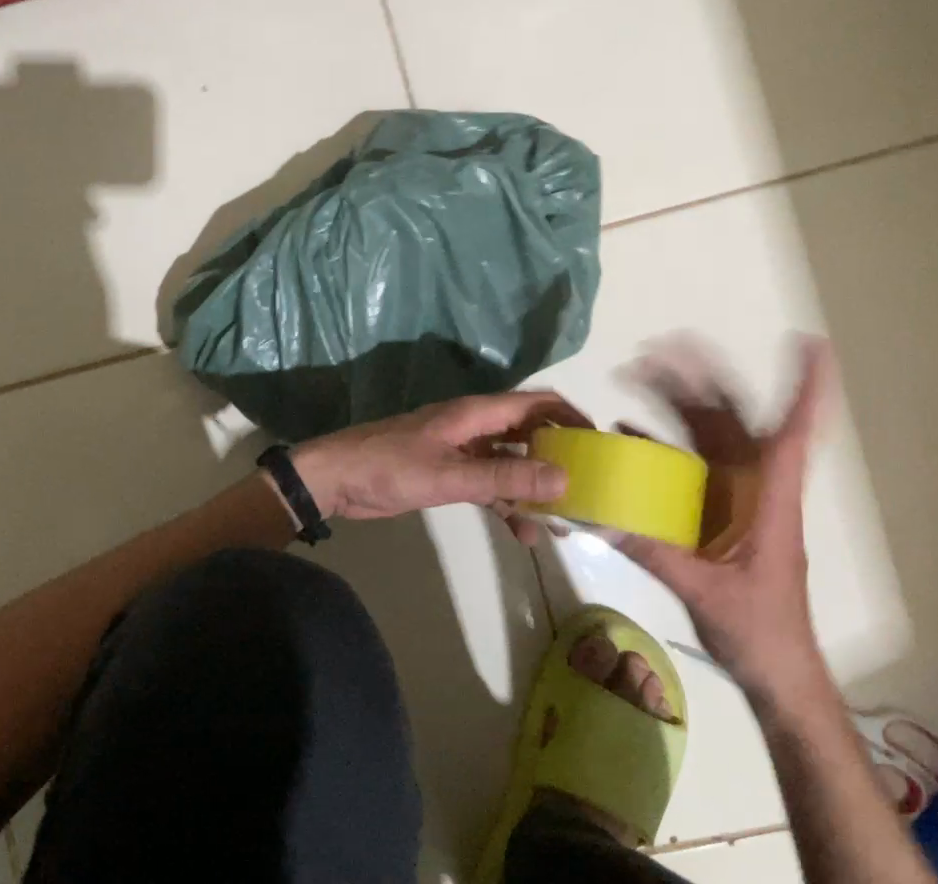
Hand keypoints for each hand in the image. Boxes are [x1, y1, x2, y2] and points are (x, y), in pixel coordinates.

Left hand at [289, 392, 586, 539]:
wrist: (335, 480)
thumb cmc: (389, 466)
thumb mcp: (450, 474)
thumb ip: (505, 477)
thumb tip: (566, 478)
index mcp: (475, 413)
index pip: (536, 403)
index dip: (570, 416)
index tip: (601, 443)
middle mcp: (474, 427)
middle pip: (529, 434)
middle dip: (559, 458)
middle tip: (591, 488)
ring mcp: (462, 452)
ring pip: (511, 465)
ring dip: (534, 488)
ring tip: (563, 522)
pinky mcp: (449, 475)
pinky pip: (490, 486)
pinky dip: (507, 504)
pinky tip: (524, 532)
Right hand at [611, 337, 835, 699]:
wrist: (776, 670)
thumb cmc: (762, 632)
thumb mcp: (707, 592)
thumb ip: (656, 553)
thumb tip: (600, 519)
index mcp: (771, 501)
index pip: (793, 435)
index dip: (805, 390)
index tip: (809, 344)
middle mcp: (756, 490)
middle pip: (733, 421)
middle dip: (701, 381)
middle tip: (660, 347)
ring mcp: (734, 500)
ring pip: (708, 437)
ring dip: (676, 403)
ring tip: (639, 372)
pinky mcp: (712, 515)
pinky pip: (686, 467)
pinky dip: (660, 444)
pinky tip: (628, 430)